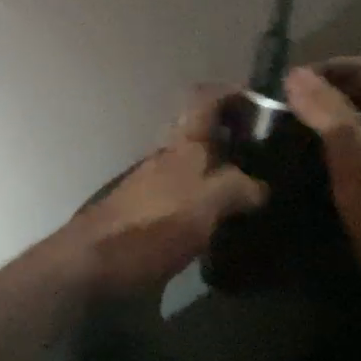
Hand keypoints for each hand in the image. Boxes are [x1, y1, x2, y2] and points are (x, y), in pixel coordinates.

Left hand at [73, 89, 268, 295]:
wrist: (92, 266)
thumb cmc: (150, 228)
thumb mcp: (204, 206)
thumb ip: (236, 189)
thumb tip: (260, 188)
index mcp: (182, 147)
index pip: (204, 100)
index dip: (230, 93)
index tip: (260, 103)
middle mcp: (168, 159)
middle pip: (202, 135)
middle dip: (233, 138)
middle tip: (268, 156)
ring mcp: (155, 188)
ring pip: (195, 167)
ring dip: (223, 172)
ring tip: (256, 192)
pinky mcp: (148, 217)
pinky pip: (186, 199)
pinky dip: (208, 203)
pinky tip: (224, 223)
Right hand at [283, 59, 360, 290]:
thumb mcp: (351, 146)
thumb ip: (325, 107)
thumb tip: (294, 74)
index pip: (356, 68)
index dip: (322, 69)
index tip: (286, 86)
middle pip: (351, 93)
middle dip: (316, 95)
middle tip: (280, 109)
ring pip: (346, 121)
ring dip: (317, 121)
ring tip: (282, 132)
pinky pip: (345, 148)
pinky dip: (322, 145)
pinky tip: (299, 159)